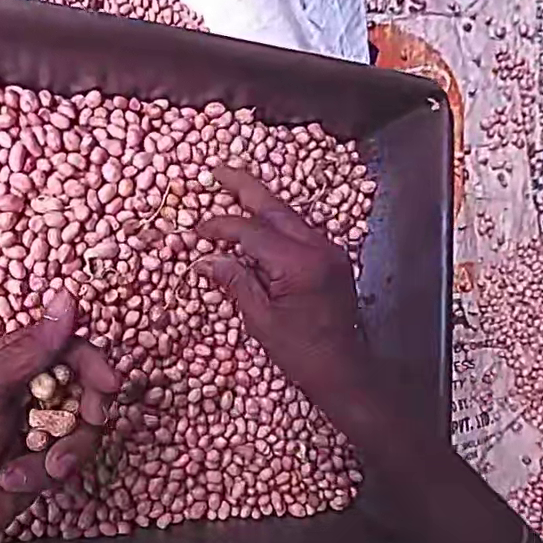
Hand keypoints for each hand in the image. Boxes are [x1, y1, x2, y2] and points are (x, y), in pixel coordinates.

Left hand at [0, 291, 117, 542]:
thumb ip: (32, 348)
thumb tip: (67, 299)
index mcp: (4, 363)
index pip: (61, 347)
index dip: (89, 360)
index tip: (107, 381)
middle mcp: (24, 393)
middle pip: (82, 385)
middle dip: (90, 404)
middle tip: (92, 417)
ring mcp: (34, 430)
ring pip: (83, 426)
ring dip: (69, 446)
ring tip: (45, 464)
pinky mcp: (41, 465)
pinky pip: (68, 460)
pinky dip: (45, 471)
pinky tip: (14, 479)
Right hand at [196, 166, 371, 402]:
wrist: (344, 371)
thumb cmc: (301, 353)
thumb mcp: (261, 320)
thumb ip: (236, 282)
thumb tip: (207, 260)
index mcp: (299, 263)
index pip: (251, 232)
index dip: (221, 227)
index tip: (197, 229)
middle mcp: (319, 248)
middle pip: (275, 208)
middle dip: (245, 187)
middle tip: (218, 171)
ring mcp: (330, 252)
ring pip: (289, 216)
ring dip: (261, 204)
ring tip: (234, 190)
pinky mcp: (333, 260)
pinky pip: (299, 232)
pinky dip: (275, 225)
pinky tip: (258, 225)